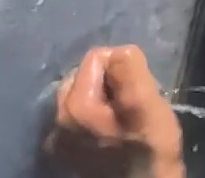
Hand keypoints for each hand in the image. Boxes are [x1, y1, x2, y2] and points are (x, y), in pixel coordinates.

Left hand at [44, 45, 184, 177]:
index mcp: (73, 107)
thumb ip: (128, 67)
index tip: (136, 90)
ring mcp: (57, 141)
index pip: (97, 57)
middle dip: (108, 80)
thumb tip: (117, 52)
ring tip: (122, 117)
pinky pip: (78, 116)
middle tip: (129, 102)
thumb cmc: (148, 145)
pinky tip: (111, 130)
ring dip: (103, 97)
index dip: (122, 66)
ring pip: (82, 95)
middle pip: (83, 75)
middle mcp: (56, 123)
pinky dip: (95, 115)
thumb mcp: (146, 100)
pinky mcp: (65, 152)